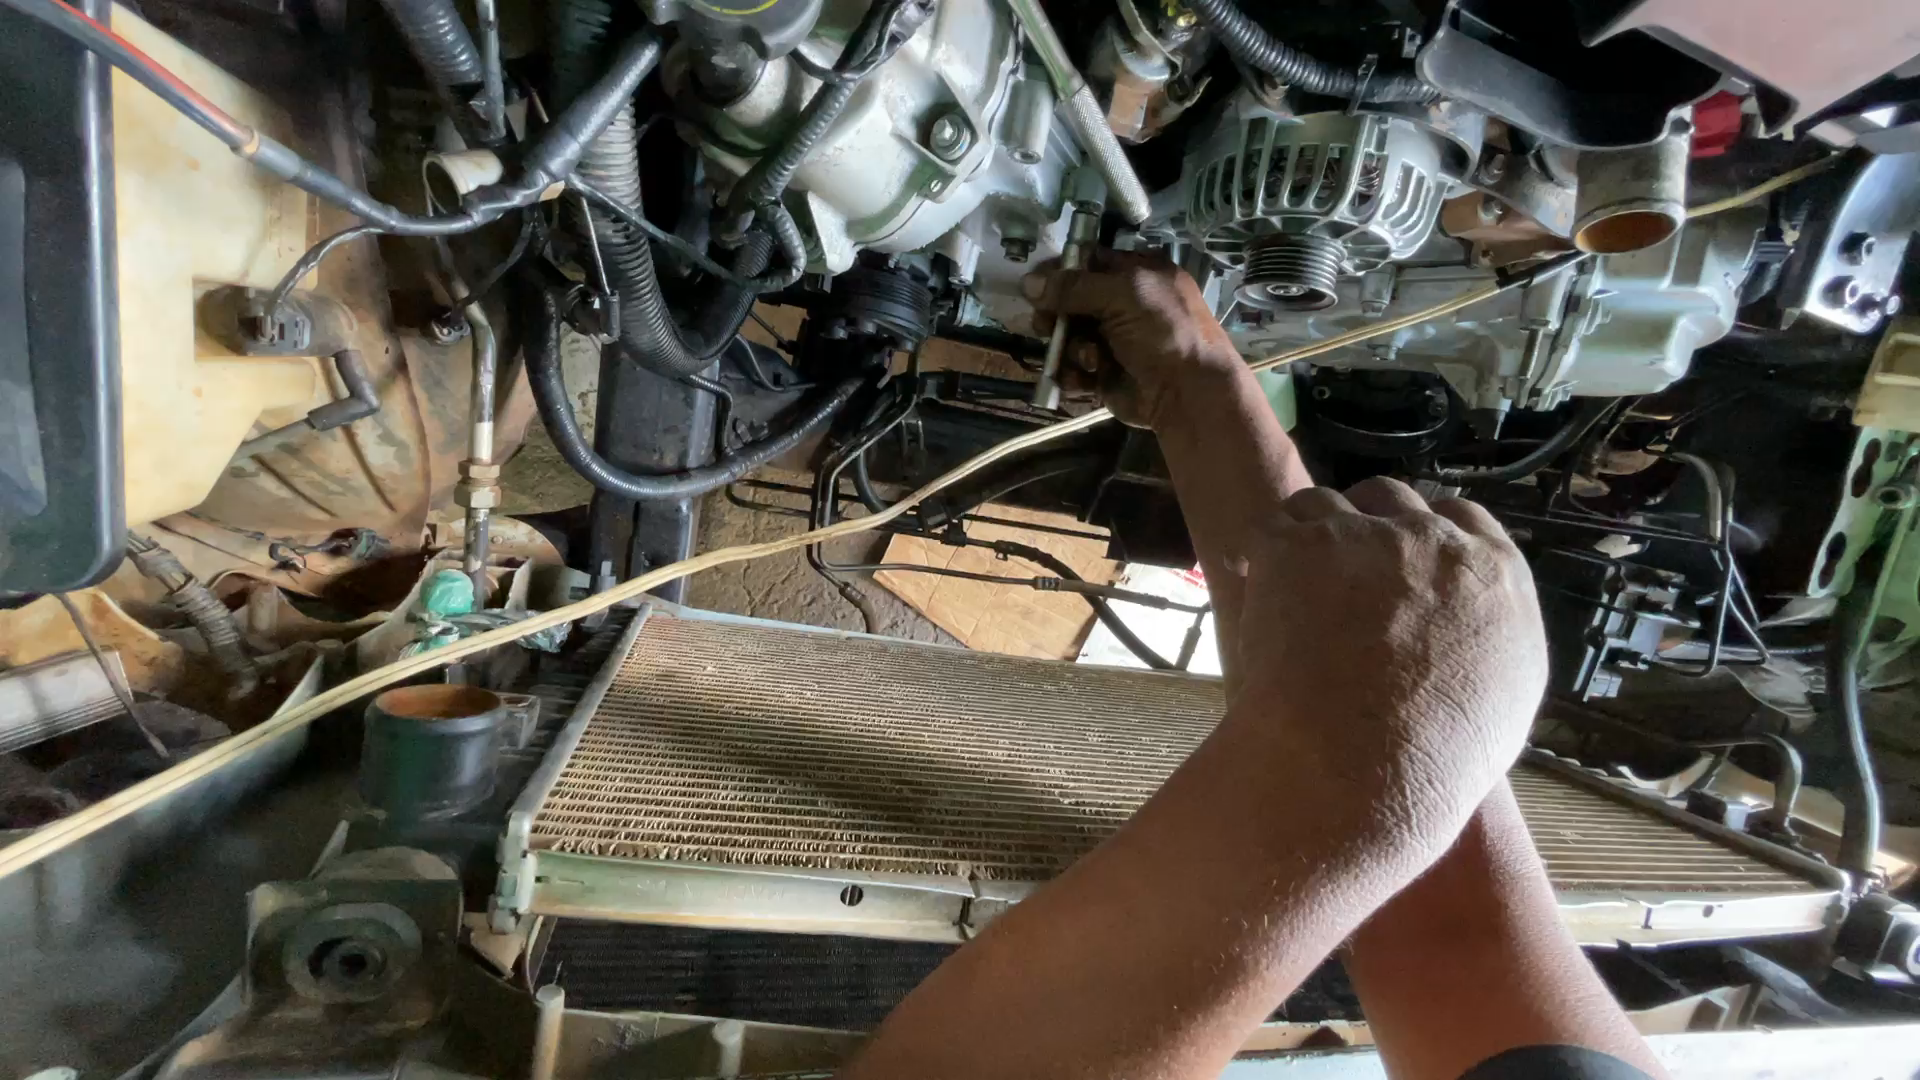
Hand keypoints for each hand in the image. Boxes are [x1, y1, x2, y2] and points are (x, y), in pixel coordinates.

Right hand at [1022, 249, 1242, 428]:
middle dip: (1056, 315)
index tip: (1033, 284)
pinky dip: (1072, 374)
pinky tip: (1082, 379)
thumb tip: (1027, 282)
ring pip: (1068, 337)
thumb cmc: (1162, 332)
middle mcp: (1123, 305)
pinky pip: (1073, 368)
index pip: (1088, 262)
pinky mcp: (1104, 374)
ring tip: (1088, 360)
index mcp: (1136, 274)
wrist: (1186, 392)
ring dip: (1069, 348)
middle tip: (1045, 325)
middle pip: (1071, 302)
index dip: (1059, 272)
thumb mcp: (1123, 295)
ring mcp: (1112, 341)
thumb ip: (1074, 287)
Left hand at [1226, 477, 1547, 858]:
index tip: (1397, 549)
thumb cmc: (1437, 751)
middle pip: (1388, 495)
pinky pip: (1272, 523)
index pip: (1460, 515)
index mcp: (1493, 571)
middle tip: (1335, 559)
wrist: (1360, 758)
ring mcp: (1357, 537)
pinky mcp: (1292, 547)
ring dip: (1308, 528)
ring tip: (1290, 570)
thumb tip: (1462, 621)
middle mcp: (1427, 539)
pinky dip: (1263, 544)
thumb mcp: (1501, 689)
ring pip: (1324, 502)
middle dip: (1363, 519)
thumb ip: (1482, 632)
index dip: (1421, 527)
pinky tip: (1258, 573)